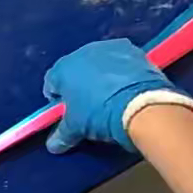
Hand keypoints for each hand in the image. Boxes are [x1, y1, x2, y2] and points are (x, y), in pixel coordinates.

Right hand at [41, 39, 192, 153]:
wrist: (141, 105)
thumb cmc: (99, 114)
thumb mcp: (76, 129)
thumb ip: (62, 135)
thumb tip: (53, 145)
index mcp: (64, 69)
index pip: (52, 83)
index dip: (58, 99)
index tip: (66, 113)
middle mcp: (83, 52)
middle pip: (76, 70)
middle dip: (80, 85)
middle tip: (88, 105)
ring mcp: (108, 47)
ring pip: (98, 63)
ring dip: (100, 76)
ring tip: (110, 96)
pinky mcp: (131, 49)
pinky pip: (120, 61)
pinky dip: (121, 71)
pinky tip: (127, 86)